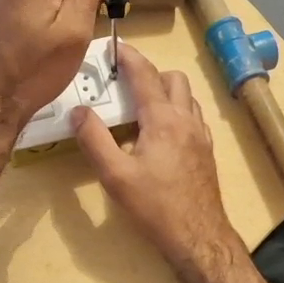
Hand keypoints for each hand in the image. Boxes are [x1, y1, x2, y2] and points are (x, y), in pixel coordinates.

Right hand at [73, 45, 240, 267]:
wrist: (197, 235)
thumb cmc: (155, 206)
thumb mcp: (115, 175)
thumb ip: (94, 139)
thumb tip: (78, 111)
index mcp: (163, 119)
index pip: (145, 75)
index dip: (128, 57)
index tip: (114, 47)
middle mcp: (186, 120)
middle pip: (172, 79)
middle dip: (149, 73)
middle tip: (124, 85)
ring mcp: (200, 136)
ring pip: (187, 98)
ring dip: (165, 93)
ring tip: (141, 109)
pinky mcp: (205, 153)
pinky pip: (193, 119)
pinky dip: (176, 113)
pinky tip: (161, 135)